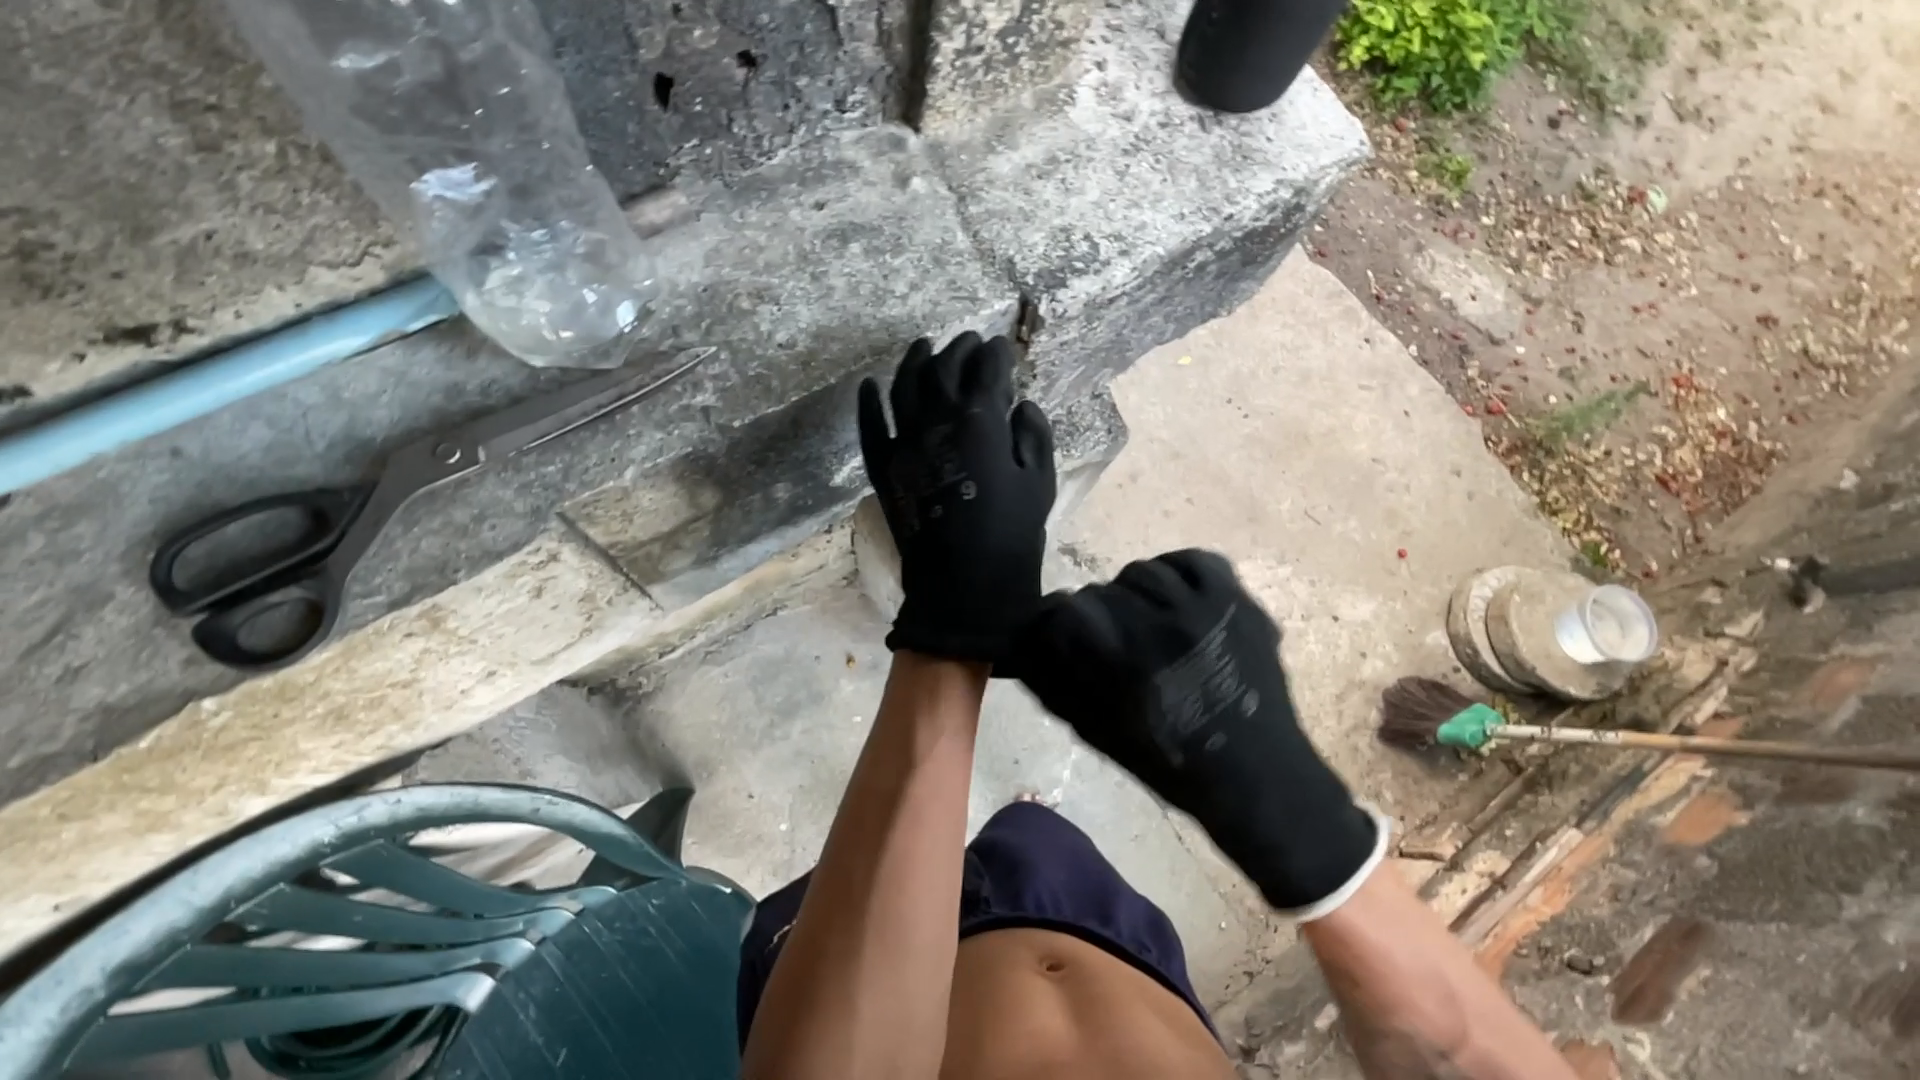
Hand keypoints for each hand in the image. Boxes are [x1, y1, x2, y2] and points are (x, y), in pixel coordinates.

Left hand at [858, 333, 1055, 664]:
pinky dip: (867, 404)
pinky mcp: (883, 469)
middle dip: (957, 349)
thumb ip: (1033, 435)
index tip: (1001, 346)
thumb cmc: (1012, 533)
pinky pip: (870, 427)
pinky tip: (867, 385)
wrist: (964, 584)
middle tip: (967, 340)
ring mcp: (904, 443)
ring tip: (922, 345)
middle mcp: (937, 421)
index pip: (988, 370)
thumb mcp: (1039, 482)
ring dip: (912, 361)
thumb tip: (1019, 405)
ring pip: (902, 387)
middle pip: (943, 370)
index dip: (996, 353)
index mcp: (981, 421)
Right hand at [1010, 549, 1384, 915]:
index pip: (1063, 609)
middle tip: (1111, 640)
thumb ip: (1051, 681)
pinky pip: (1194, 560)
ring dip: (1134, 594)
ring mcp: (1202, 606)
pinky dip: (1176, 573)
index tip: (1062, 636)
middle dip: (1097, 613)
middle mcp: (1158, 622)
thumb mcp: (1095, 731)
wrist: (1255, 774)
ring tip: (1144, 621)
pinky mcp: (1235, 599)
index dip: (1055, 622)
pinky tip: (1175, 598)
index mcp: (1120, 659)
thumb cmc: (1168, 761)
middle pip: (1102, 589)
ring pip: (1144, 571)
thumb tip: (1022, 639)